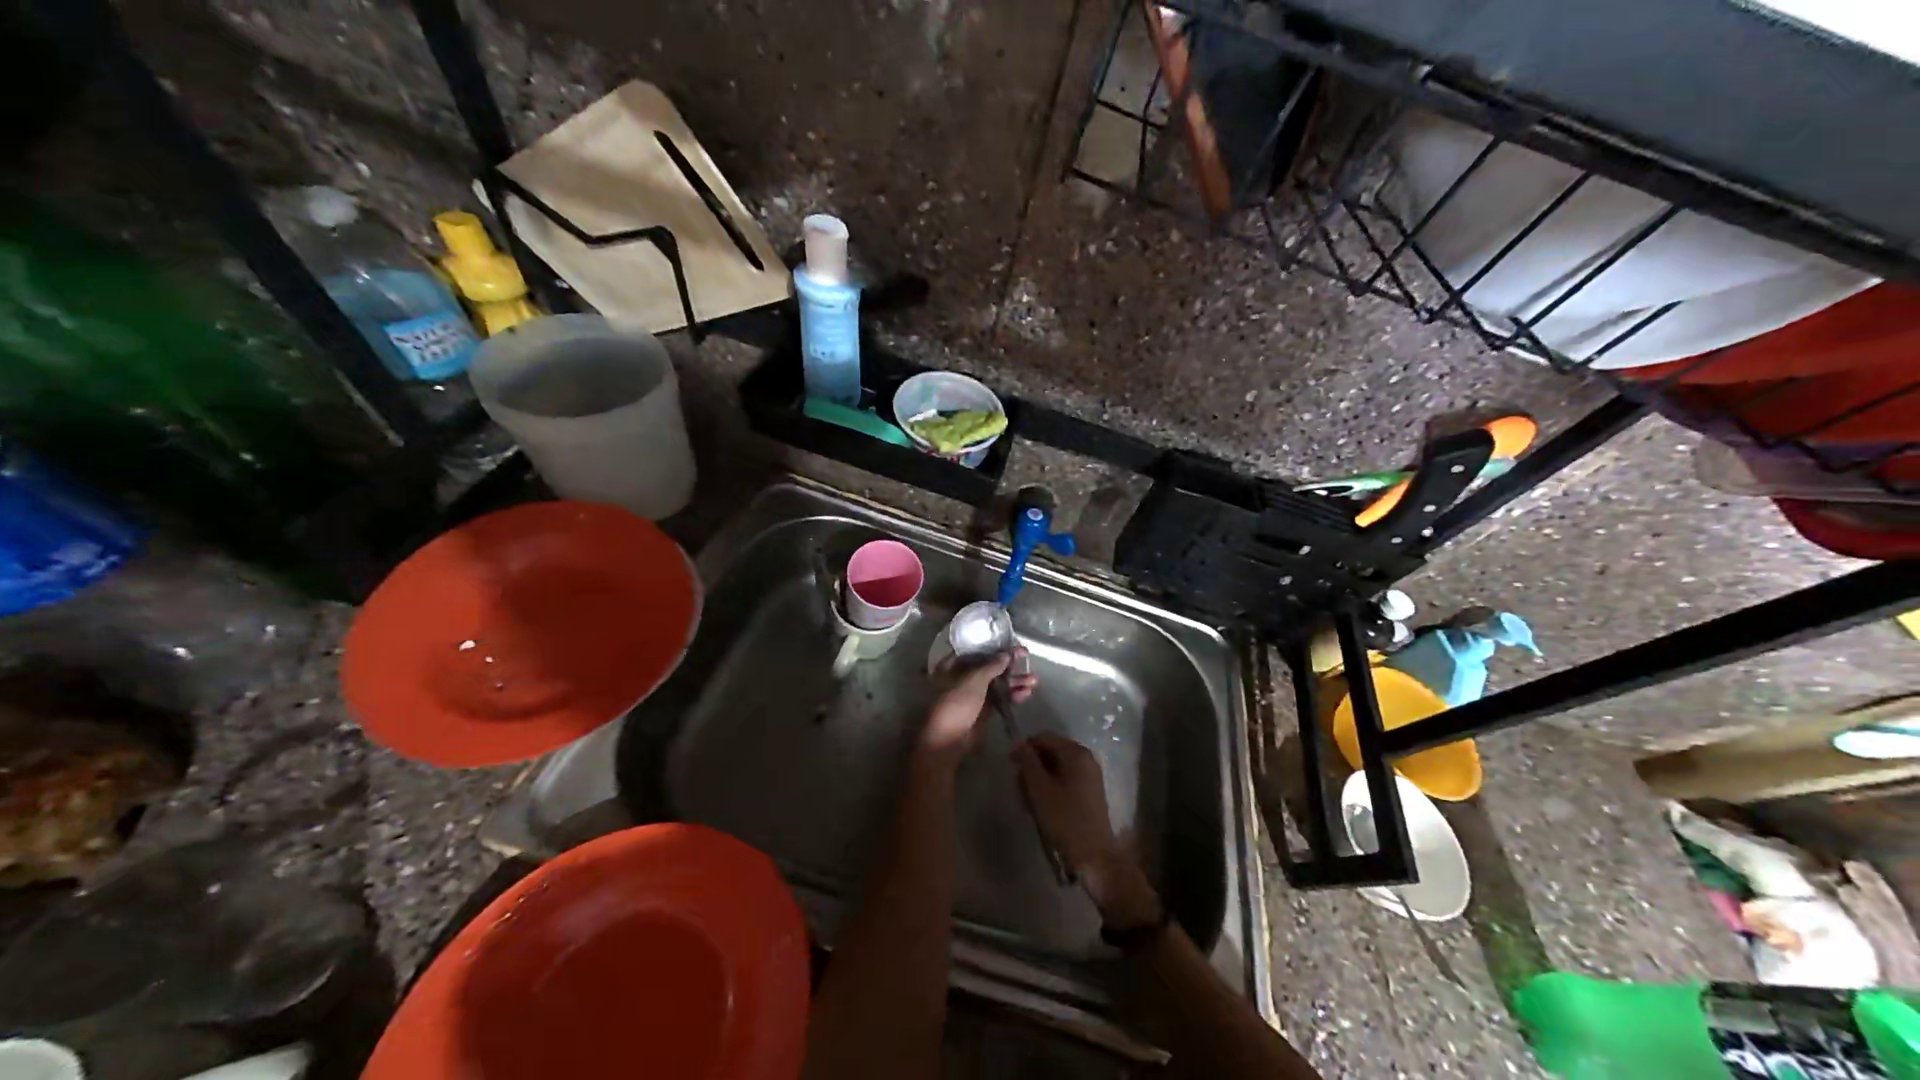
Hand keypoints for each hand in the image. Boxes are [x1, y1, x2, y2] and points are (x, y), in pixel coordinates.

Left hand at [918, 648, 1036, 769]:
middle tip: (1027, 656)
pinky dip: (1012, 695)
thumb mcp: (974, 680)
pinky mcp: (983, 708)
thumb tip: (1006, 654)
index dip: (995, 646)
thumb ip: (992, 666)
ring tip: (1034, 680)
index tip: (1012, 644)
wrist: (948, 740)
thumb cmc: (956, 704)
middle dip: (1009, 663)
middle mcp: (963, 676)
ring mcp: (974, 693)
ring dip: (1014, 680)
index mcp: (953, 665)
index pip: (977, 650)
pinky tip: (1027, 693)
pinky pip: (1000, 697)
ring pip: (997, 682)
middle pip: (990, 665)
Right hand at [1013, 733, 1160, 925]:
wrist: (1094, 856)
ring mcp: (1089, 776)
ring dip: (1038, 782)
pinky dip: (1049, 790)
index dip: (1024, 749)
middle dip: (1031, 769)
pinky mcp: (1088, 792)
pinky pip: (1063, 781)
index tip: (1010, 766)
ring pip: (1054, 769)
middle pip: (1049, 752)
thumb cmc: (1064, 820)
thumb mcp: (1039, 789)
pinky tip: (1041, 808)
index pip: (1043, 738)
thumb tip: (1018, 742)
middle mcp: (1085, 759)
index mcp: (1075, 753)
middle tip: (1020, 790)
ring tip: (1029, 804)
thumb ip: (1027, 762)